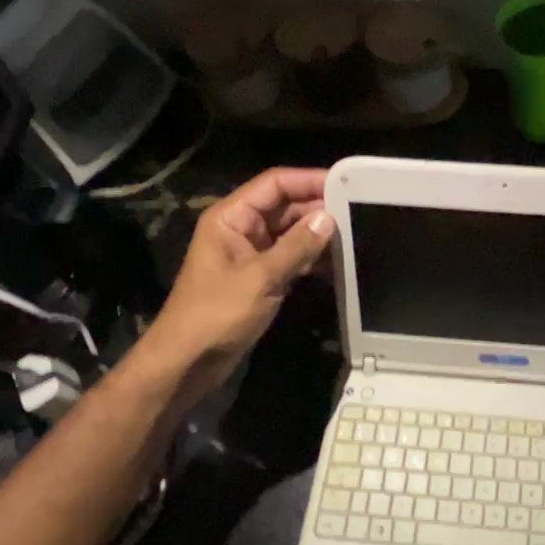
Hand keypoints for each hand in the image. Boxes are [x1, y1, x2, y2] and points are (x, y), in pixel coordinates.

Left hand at [135, 167, 333, 387]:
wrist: (186, 363)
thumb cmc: (216, 314)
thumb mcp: (260, 278)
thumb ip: (297, 246)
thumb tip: (328, 218)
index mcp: (231, 218)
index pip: (274, 184)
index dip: (308, 180)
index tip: (344, 183)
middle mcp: (241, 229)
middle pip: (285, 206)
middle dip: (318, 208)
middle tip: (358, 211)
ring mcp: (250, 254)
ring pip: (290, 232)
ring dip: (317, 234)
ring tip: (354, 235)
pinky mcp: (259, 277)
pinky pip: (290, 257)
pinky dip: (310, 258)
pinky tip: (337, 264)